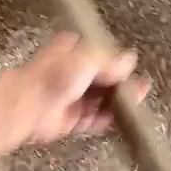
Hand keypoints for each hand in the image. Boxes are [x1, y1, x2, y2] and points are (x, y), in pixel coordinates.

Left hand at [2, 32, 147, 145]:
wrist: (30, 105)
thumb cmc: (56, 75)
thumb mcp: (89, 58)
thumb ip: (111, 61)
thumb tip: (130, 59)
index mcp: (71, 51)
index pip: (99, 54)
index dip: (116, 61)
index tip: (132, 68)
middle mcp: (70, 73)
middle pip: (101, 79)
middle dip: (120, 85)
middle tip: (140, 89)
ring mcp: (69, 97)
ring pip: (98, 100)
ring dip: (116, 103)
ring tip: (136, 105)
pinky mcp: (69, 119)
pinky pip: (92, 120)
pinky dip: (106, 120)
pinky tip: (122, 120)